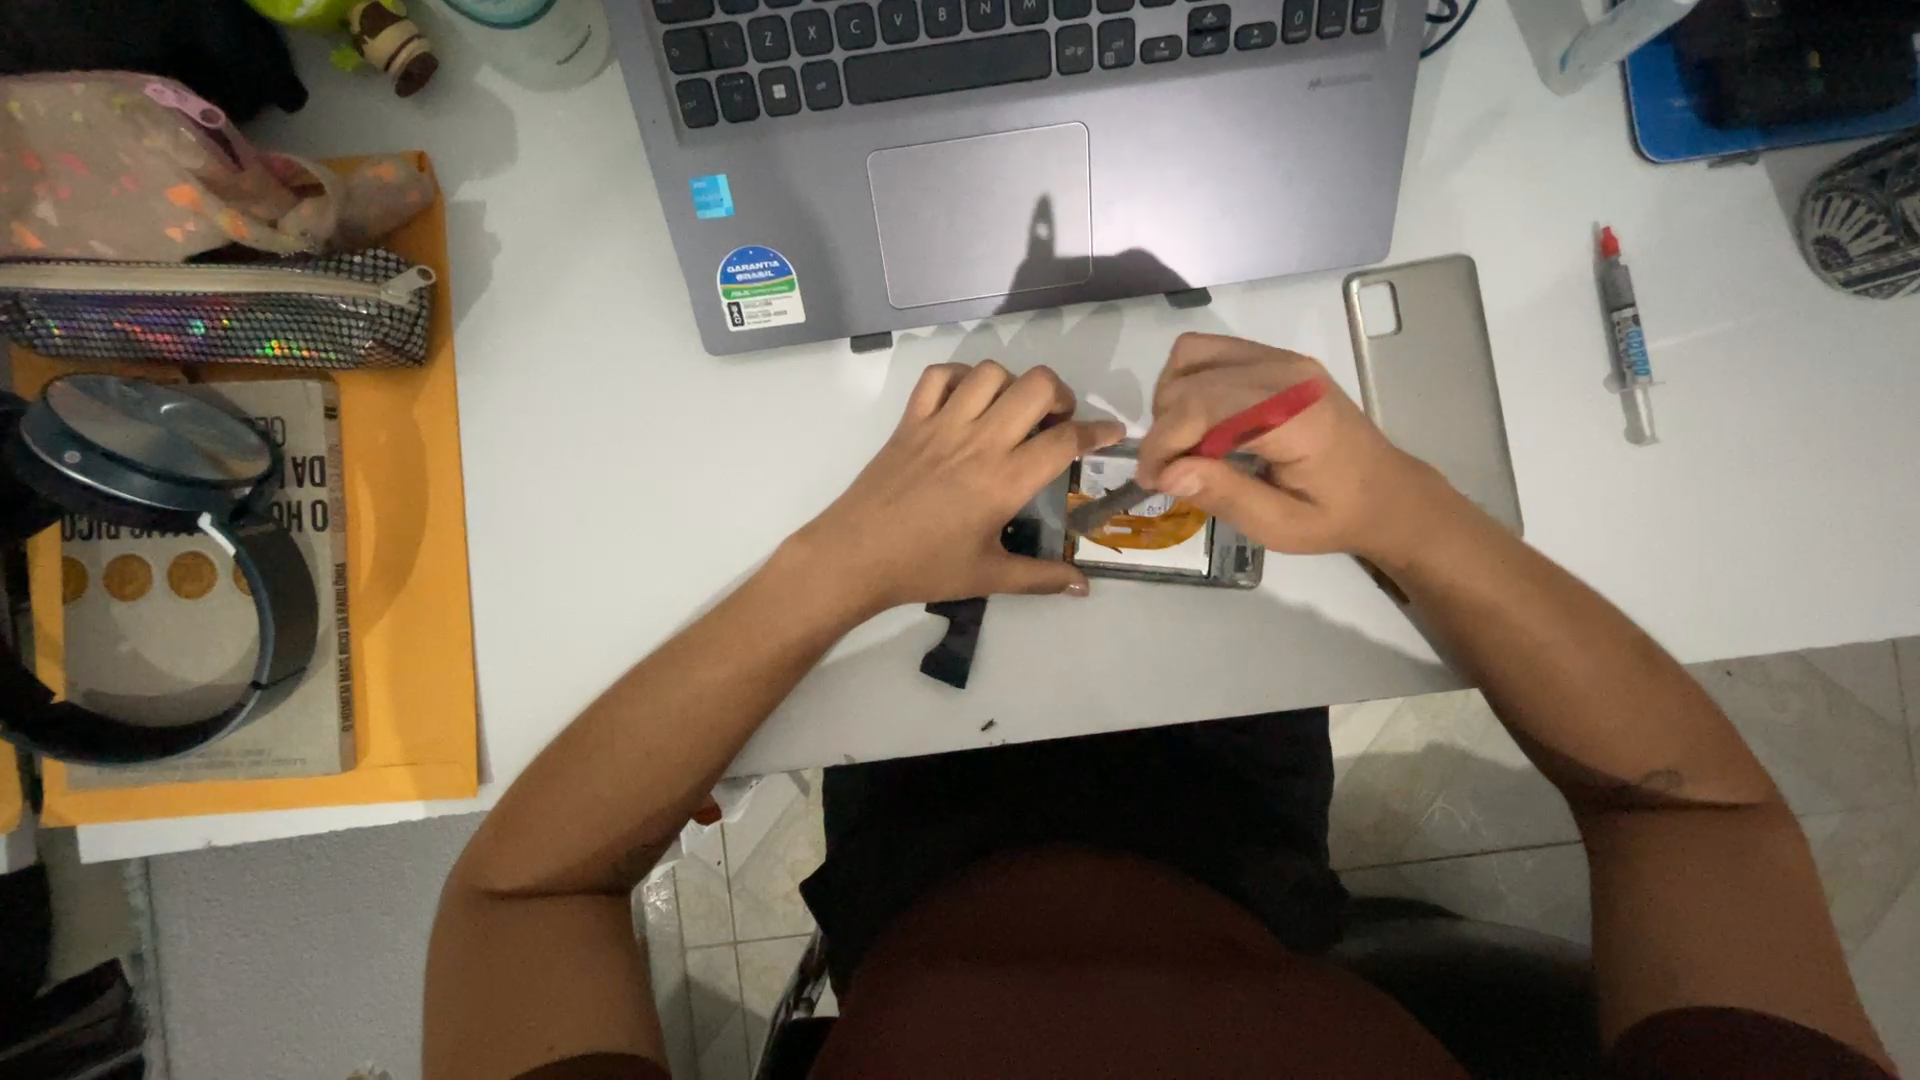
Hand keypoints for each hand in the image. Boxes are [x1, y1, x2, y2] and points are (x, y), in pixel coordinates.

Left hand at [791, 361, 1124, 611]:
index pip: (1066, 440)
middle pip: (1036, 386)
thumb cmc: (924, 568)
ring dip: (1012, 383)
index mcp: (1005, 480)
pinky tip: (966, 401)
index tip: (1112, 433)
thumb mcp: (988, 577)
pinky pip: (938, 376)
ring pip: (990, 372)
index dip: (1098, 432)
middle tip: (1056, 421)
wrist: (855, 555)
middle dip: (1060, 395)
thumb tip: (1083, 587)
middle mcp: (979, 441)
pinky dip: (960, 377)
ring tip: (1012, 410)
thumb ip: (1041, 577)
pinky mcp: (910, 421)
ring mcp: (941, 424)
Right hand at [1135, 333, 1452, 562]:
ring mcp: (1280, 358)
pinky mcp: (1272, 358)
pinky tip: (1198, 424)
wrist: (1385, 491)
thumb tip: (1167, 474)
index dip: (1164, 442)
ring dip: (1171, 403)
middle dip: (1164, 430)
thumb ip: (1225, 496)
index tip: (1152, 482)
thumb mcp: (1281, 526)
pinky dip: (1186, 385)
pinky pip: (1207, 353)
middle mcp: (1287, 373)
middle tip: (1169, 475)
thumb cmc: (1335, 515)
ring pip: (1190, 357)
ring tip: (1184, 446)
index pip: (1205, 407)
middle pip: (1191, 382)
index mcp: (1297, 416)